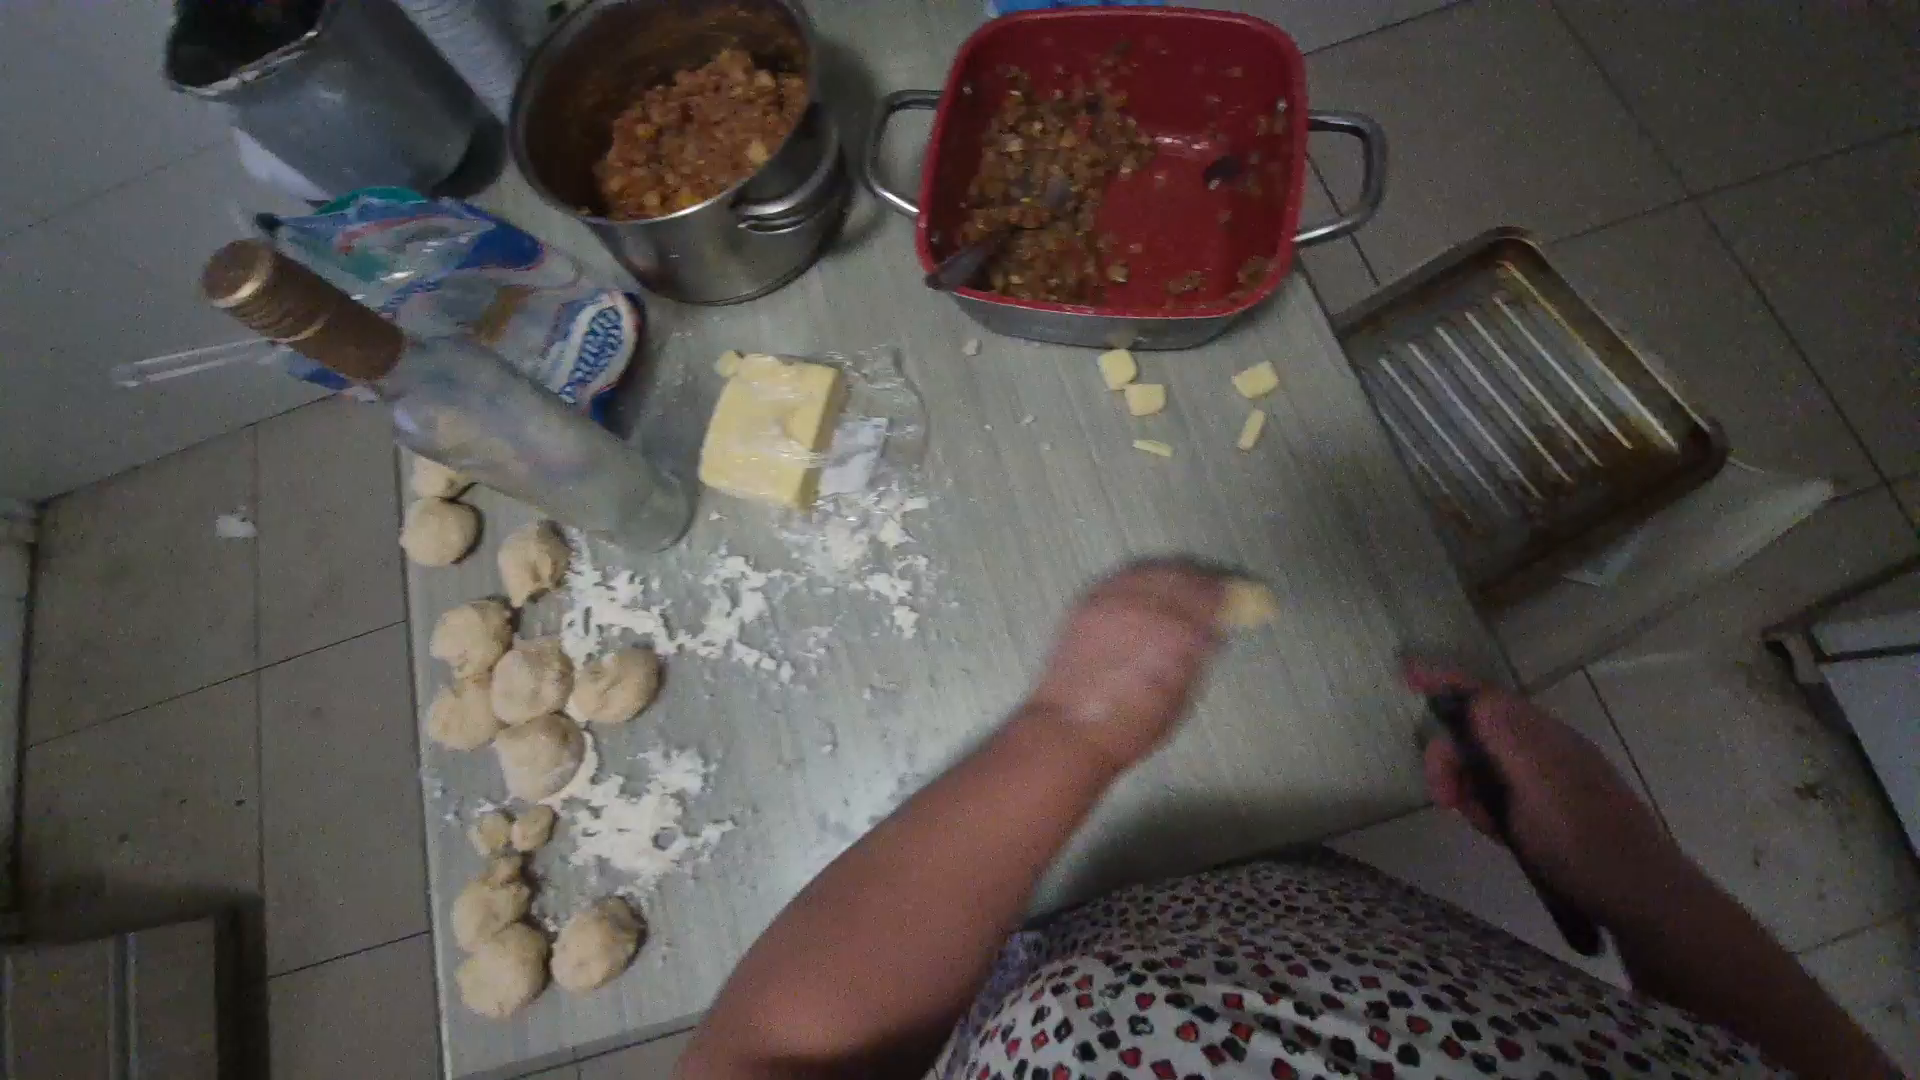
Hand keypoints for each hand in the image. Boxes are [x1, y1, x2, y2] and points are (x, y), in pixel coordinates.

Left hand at [1025, 561, 1225, 772]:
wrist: (1073, 728)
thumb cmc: (1128, 726)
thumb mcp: (1184, 693)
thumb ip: (1198, 653)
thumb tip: (1210, 631)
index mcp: (1179, 634)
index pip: (1214, 596)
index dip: (1230, 595)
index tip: (1238, 597)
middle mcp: (1146, 610)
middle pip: (1185, 576)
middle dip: (1205, 581)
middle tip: (1216, 588)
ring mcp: (1114, 602)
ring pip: (1154, 570)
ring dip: (1175, 574)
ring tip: (1186, 583)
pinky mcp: (1089, 602)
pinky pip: (1124, 576)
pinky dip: (1143, 576)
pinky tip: (1150, 583)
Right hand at [1405, 662, 1694, 927]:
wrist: (1642, 903)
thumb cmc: (1583, 841)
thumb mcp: (1537, 784)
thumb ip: (1504, 737)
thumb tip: (1473, 694)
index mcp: (1542, 736)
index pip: (1485, 697)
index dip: (1445, 682)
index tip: (1407, 673)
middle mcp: (1543, 749)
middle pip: (1475, 733)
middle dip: (1449, 759)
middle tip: (1442, 799)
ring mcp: (1546, 780)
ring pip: (1482, 766)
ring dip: (1466, 788)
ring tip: (1478, 822)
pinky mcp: (1546, 809)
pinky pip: (1497, 793)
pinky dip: (1484, 807)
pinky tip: (1495, 831)